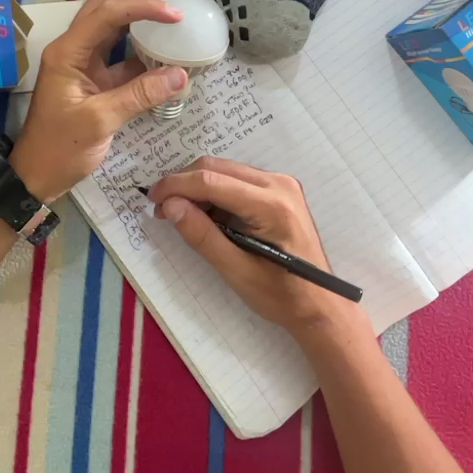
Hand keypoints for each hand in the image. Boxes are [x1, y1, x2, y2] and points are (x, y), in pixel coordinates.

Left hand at [11, 0, 189, 200]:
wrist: (37, 175)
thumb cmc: (60, 148)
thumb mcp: (100, 121)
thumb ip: (139, 95)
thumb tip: (181, 74)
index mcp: (67, 52)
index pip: (107, 15)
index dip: (142, 7)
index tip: (175, 12)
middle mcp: (74, 50)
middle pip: (105, 5)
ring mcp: (83, 64)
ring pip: (112, 26)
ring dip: (139, 11)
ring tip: (171, 1)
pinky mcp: (93, 81)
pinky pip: (120, 54)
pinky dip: (142, 46)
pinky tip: (166, 46)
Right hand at [148, 158, 365, 334]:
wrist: (321, 305)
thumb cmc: (281, 295)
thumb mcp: (236, 271)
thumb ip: (202, 235)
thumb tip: (169, 205)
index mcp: (272, 204)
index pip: (211, 180)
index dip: (175, 186)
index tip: (151, 200)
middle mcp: (278, 183)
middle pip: (215, 167)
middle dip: (183, 184)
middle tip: (162, 209)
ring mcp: (280, 183)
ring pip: (223, 169)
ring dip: (196, 186)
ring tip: (180, 214)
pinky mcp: (277, 189)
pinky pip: (234, 178)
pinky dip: (213, 191)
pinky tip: (205, 214)